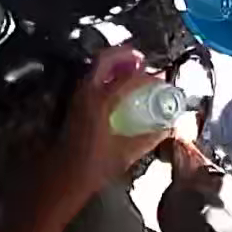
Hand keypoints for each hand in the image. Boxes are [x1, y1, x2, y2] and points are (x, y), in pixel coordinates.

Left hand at [48, 45, 171, 204]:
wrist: (63, 176)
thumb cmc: (93, 167)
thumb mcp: (126, 154)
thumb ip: (149, 139)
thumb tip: (168, 128)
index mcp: (100, 102)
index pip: (127, 78)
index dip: (146, 76)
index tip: (161, 79)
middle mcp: (87, 93)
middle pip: (105, 59)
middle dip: (125, 54)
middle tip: (144, 61)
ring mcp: (79, 96)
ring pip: (96, 66)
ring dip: (115, 62)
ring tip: (134, 68)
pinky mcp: (76, 102)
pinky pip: (93, 77)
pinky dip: (107, 73)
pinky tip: (120, 85)